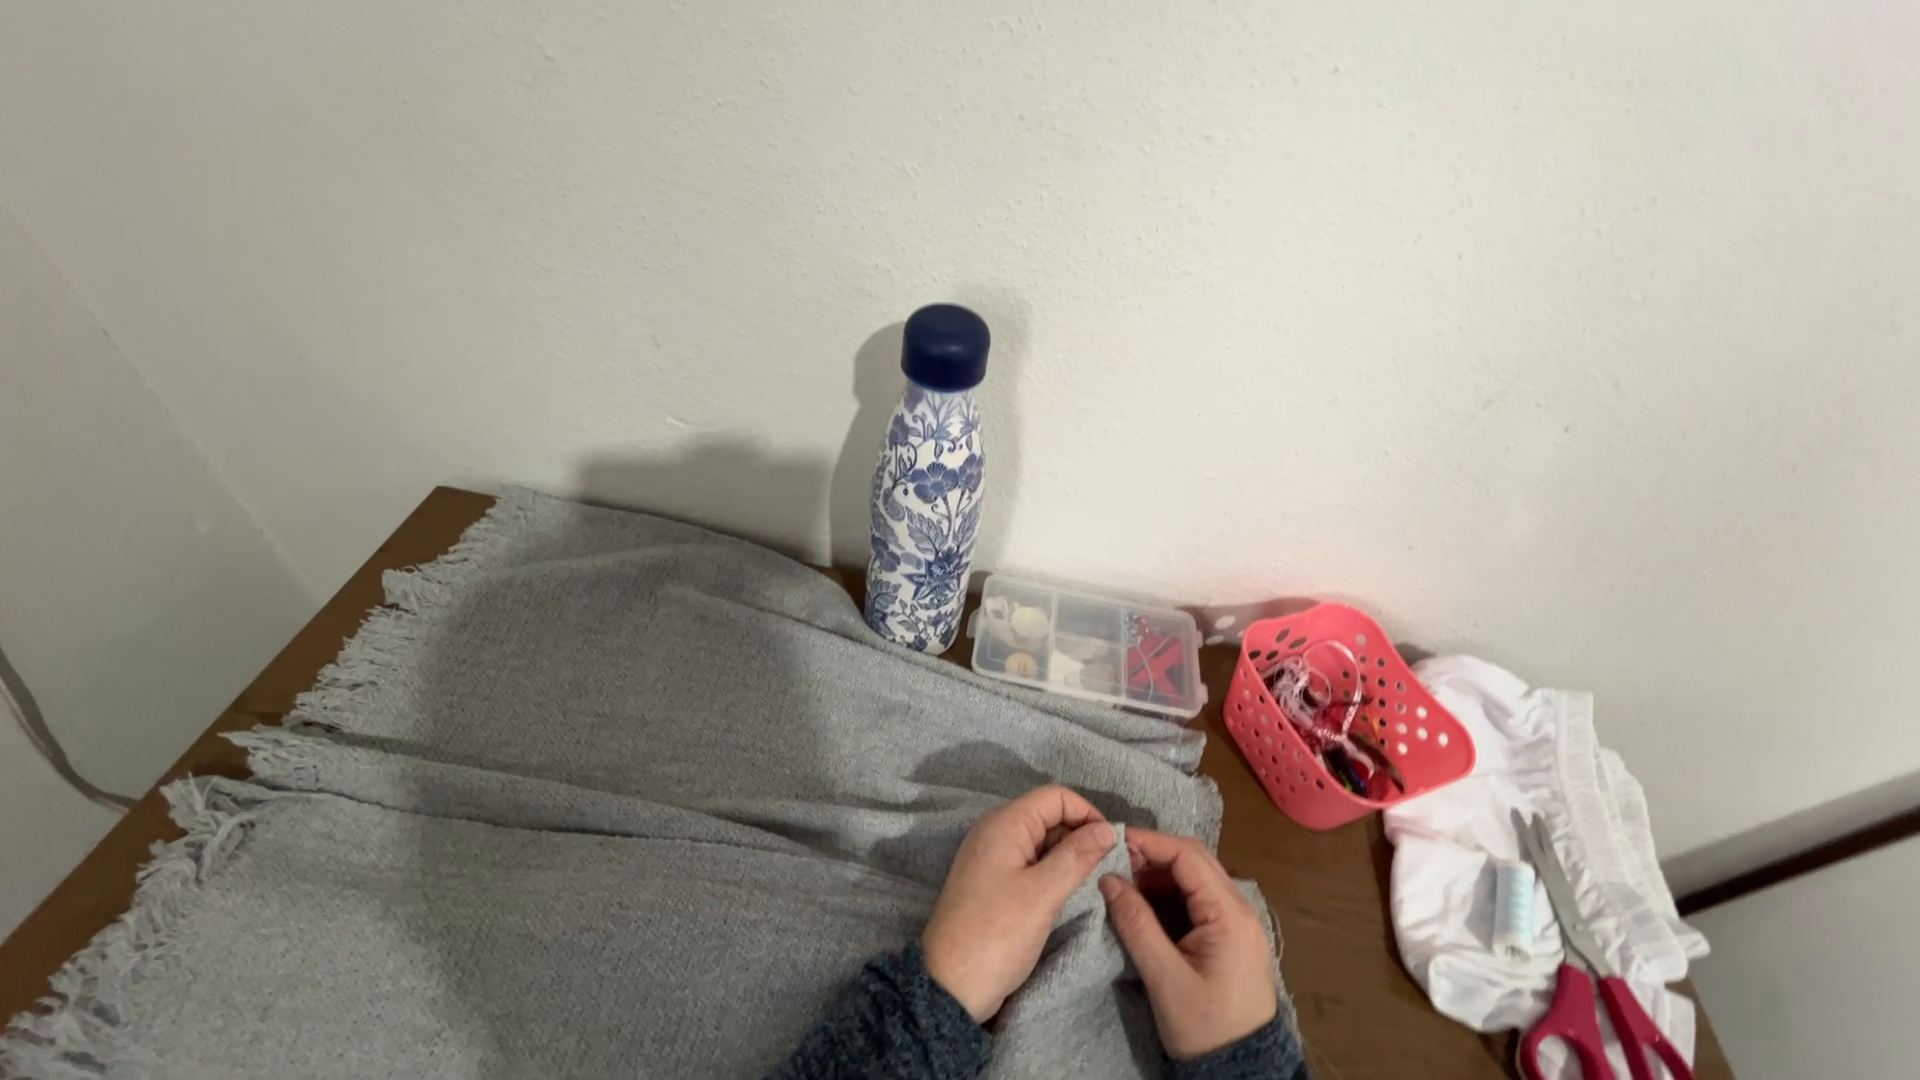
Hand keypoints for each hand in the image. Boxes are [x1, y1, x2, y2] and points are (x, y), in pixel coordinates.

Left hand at [921, 785, 1117, 1022]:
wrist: (950, 984)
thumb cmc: (997, 933)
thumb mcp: (1043, 893)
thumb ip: (1077, 856)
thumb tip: (1107, 829)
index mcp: (1005, 822)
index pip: (1055, 796)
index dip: (1087, 812)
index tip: (1112, 844)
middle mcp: (995, 830)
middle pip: (1048, 815)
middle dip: (1080, 833)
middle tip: (1110, 865)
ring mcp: (991, 855)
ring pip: (1040, 840)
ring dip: (1068, 854)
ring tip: (1094, 880)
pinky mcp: (992, 880)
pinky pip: (1029, 860)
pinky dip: (1051, 869)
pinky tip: (1068, 891)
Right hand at [1098, 828, 1277, 1060]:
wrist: (1241, 1073)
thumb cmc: (1205, 1027)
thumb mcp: (1164, 978)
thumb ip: (1136, 924)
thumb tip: (1108, 879)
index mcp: (1230, 915)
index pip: (1188, 856)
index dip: (1150, 842)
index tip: (1113, 841)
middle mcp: (1239, 909)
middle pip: (1194, 860)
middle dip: (1153, 854)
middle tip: (1114, 862)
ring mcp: (1237, 922)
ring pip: (1195, 877)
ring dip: (1160, 874)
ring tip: (1124, 885)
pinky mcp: (1229, 936)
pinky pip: (1198, 898)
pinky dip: (1169, 894)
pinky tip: (1144, 905)